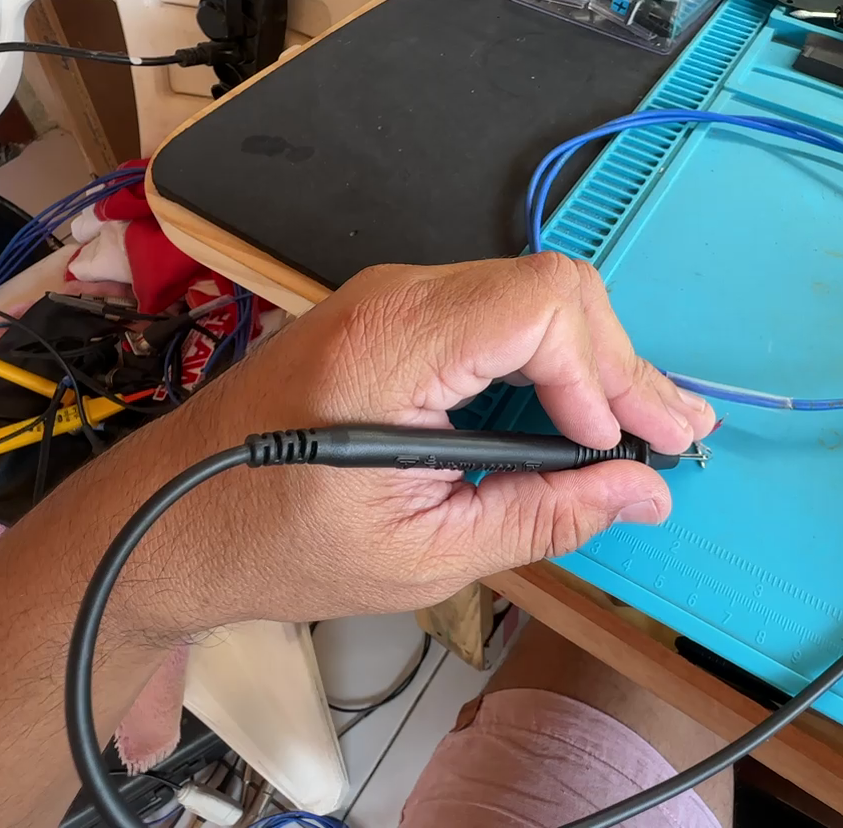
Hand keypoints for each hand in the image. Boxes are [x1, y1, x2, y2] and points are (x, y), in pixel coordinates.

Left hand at [123, 253, 716, 631]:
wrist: (169, 518)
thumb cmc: (279, 545)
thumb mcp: (423, 554)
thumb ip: (546, 514)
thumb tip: (644, 493)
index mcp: (394, 344)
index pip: (540, 305)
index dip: (601, 371)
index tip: (619, 446)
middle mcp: (399, 294)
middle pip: (554, 289)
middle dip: (622, 366)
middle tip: (672, 434)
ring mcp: (397, 295)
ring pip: (536, 296)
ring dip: (598, 362)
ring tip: (647, 421)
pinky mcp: (400, 314)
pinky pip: (503, 314)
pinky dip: (554, 360)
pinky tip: (585, 404)